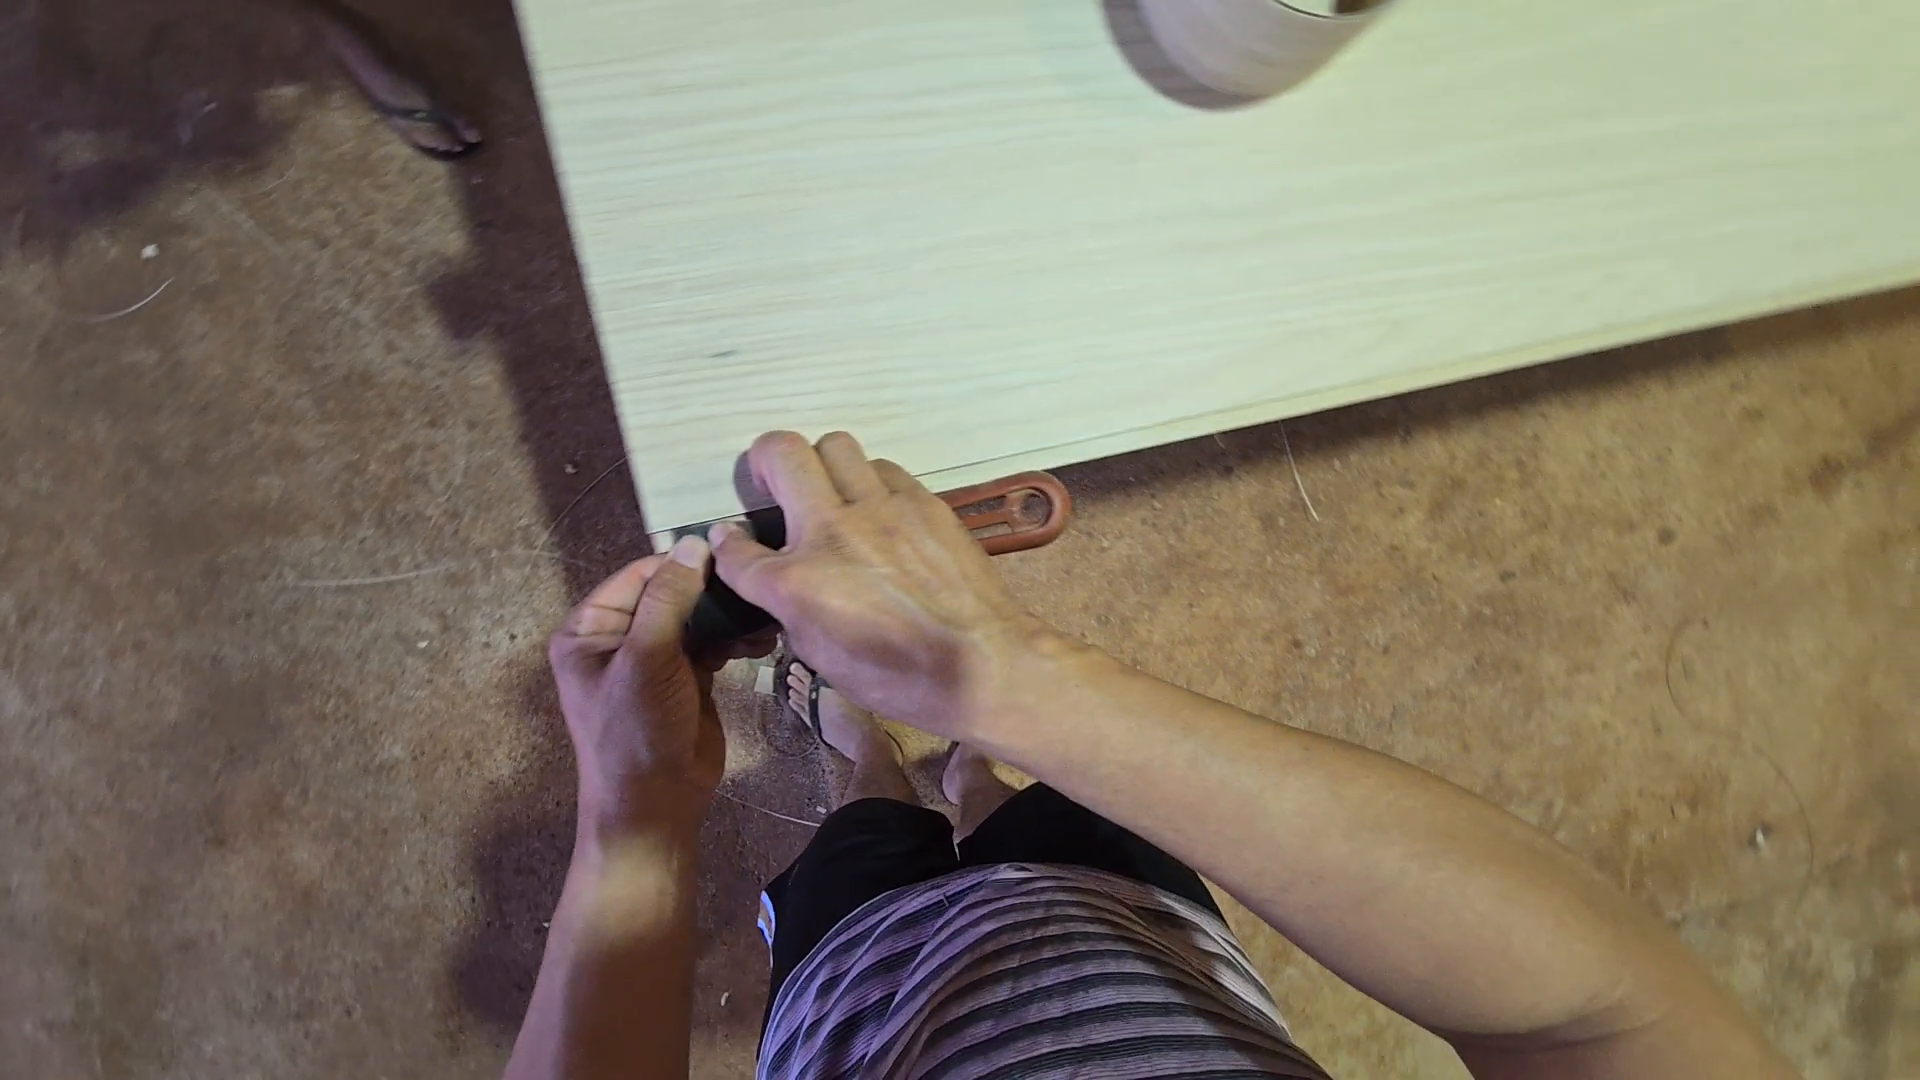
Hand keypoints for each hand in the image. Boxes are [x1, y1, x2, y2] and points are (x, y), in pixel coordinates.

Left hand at [548, 538, 749, 827]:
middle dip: (712, 592)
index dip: (682, 563)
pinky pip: (712, 643)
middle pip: (672, 593)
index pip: (640, 576)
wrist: (657, 805)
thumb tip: (694, 542)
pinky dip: (735, 639)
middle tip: (754, 586)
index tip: (729, 556)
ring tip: (763, 618)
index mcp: (591, 629)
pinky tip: (761, 640)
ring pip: (697, 618)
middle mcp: (620, 638)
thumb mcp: (647, 659)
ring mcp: (656, 658)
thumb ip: (669, 599)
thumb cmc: (636, 730)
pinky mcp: (687, 677)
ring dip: (729, 617)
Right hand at [709, 431, 1036, 736]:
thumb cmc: (898, 676)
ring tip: (836, 499)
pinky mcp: (924, 503)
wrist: (983, 662)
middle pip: (784, 452)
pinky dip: (872, 485)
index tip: (733, 540)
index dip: (728, 545)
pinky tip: (883, 514)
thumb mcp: (823, 657)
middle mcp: (834, 530)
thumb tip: (775, 579)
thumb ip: (788, 608)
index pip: (738, 549)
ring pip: (838, 447)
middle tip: (776, 487)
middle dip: (767, 460)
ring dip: (825, 468)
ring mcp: (883, 508)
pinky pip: (885, 470)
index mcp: (798, 581)